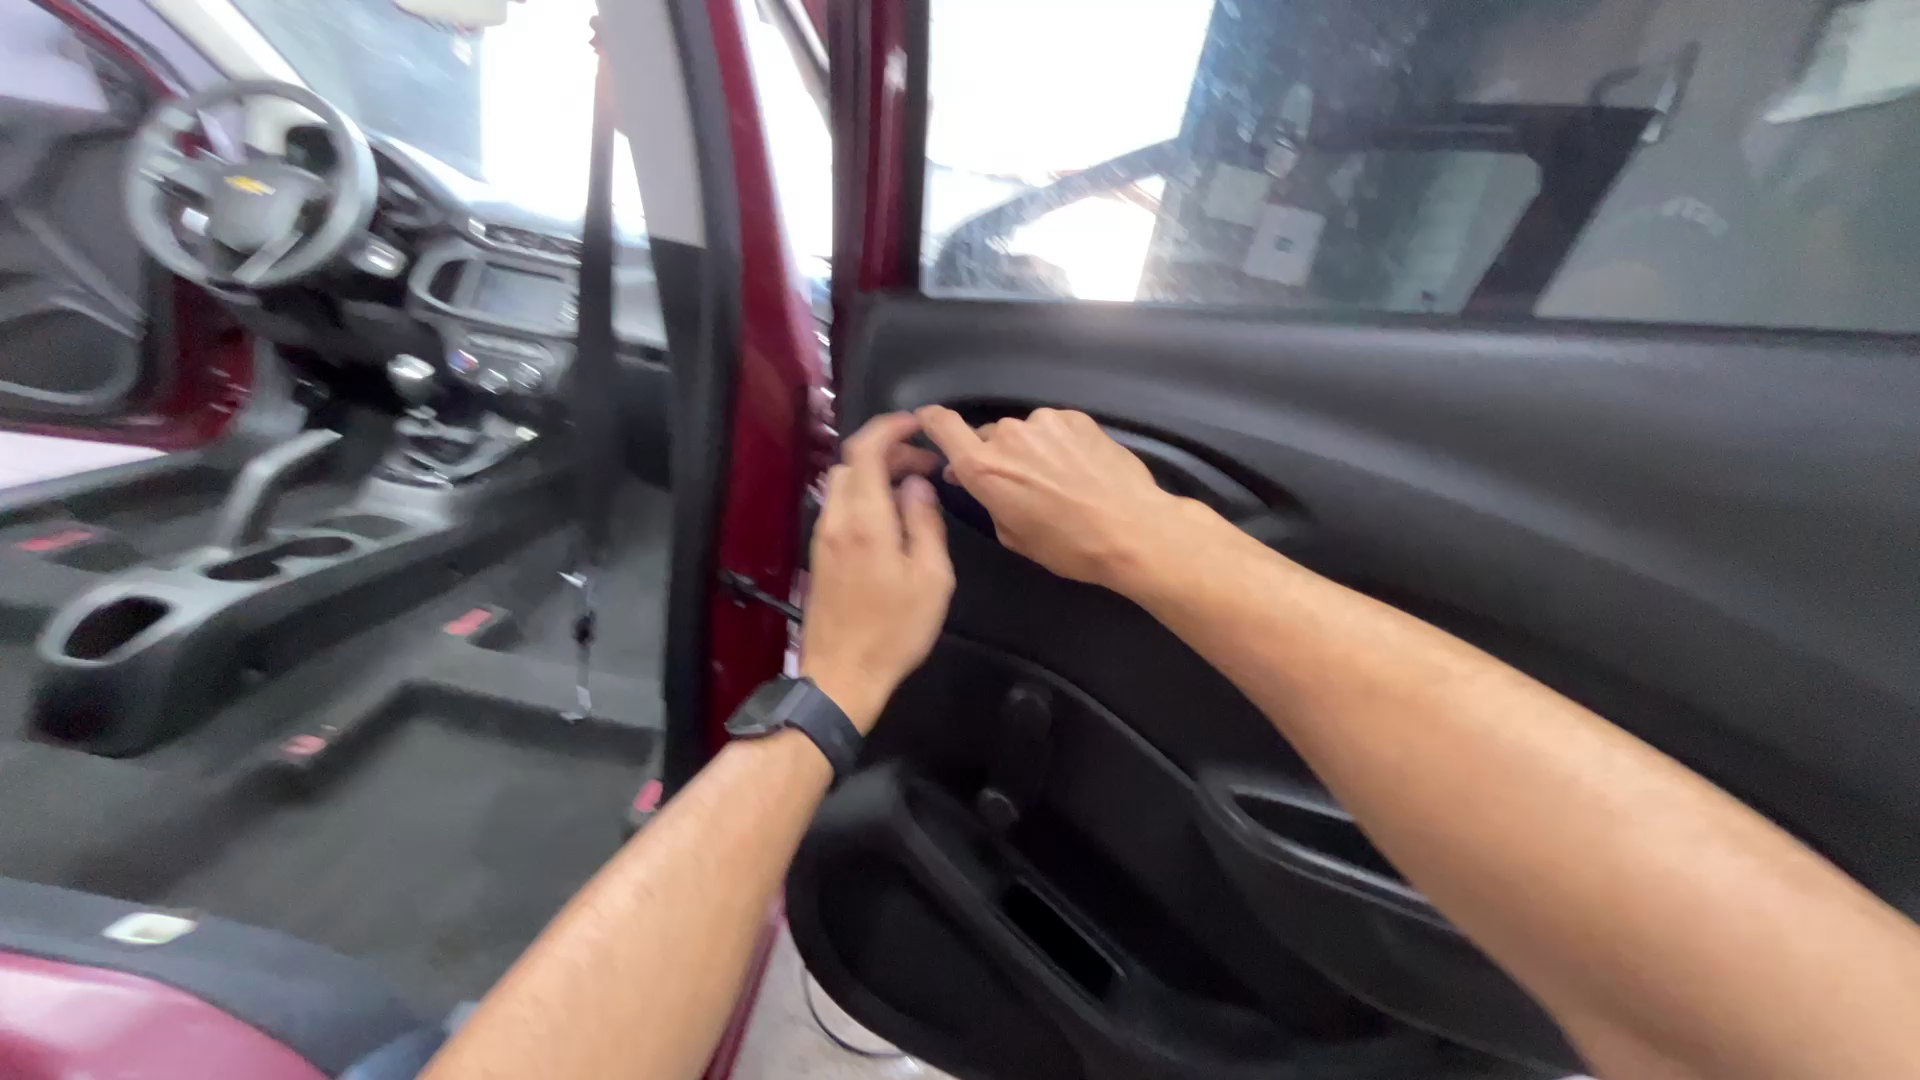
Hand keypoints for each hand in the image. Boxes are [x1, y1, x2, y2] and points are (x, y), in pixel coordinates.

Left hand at [800, 413, 954, 732]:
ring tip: (910, 489)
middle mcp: (836, 520)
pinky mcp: (819, 555)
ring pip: (842, 483)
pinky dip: (863, 495)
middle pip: (851, 462)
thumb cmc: (894, 631)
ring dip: (874, 474)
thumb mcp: (931, 578)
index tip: (918, 425)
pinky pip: (839, 507)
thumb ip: (925, 523)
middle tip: (925, 465)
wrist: (842, 675)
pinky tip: (889, 518)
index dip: (890, 427)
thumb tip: (917, 485)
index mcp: (865, 520)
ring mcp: (823, 538)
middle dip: (888, 450)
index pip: (866, 450)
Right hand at [918, 405, 1204, 588]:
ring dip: (1031, 451)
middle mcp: (1008, 436)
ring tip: (1058, 480)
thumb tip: (974, 480)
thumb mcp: (1013, 535)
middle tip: (1018, 485)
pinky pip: (1054, 429)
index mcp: (984, 468)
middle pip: (988, 437)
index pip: (944, 426)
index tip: (929, 420)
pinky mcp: (1076, 418)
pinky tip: (1078, 469)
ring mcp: (1045, 422)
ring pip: (1024, 433)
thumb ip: (987, 500)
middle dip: (997, 457)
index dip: (932, 420)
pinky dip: (1058, 444)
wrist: (1132, 529)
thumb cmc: (1069, 545)